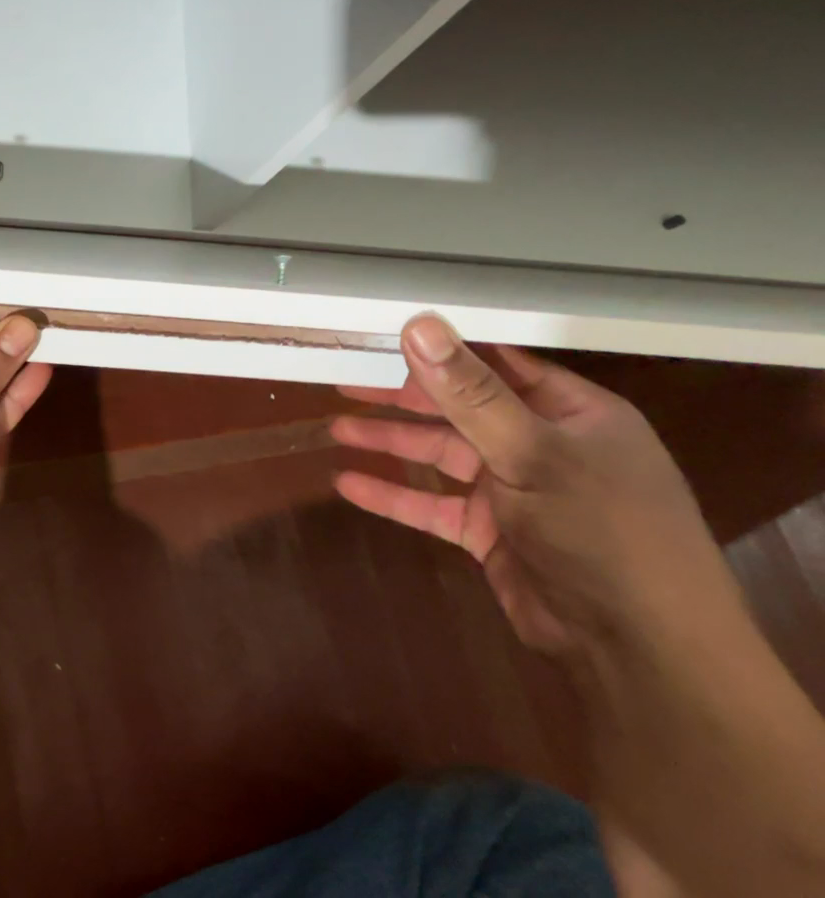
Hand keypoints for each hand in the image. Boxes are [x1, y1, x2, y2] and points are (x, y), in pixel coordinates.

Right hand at [331, 313, 740, 653]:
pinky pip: (432, 504)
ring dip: (391, 443)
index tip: (380, 337)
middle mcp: (545, 445)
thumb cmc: (599, 530)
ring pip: (441, 455)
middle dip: (402, 398)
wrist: (634, 643)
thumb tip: (420, 326)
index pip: (498, 365)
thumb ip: (470, 393)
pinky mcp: (491, 532)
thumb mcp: (532, 452)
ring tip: (335, 430)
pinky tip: (349, 484)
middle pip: (460, 409)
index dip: (440, 350)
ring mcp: (516, 491)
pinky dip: (393, 494)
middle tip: (343, 380)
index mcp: (573, 413)